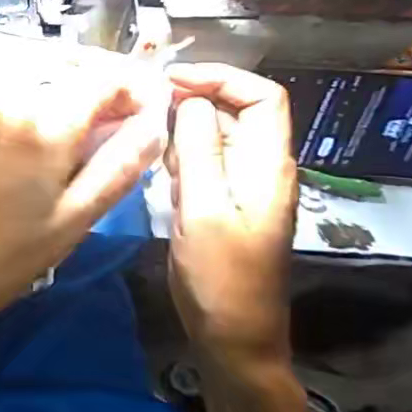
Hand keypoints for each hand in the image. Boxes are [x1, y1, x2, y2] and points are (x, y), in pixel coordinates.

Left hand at [0, 74, 166, 365]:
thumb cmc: (6, 254)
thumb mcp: (76, 217)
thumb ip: (121, 164)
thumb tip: (156, 123)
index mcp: (43, 119)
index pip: (105, 76)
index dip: (138, 89)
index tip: (156, 116)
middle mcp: (11, 101)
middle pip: (73, 75)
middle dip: (108, 93)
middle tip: (131, 130)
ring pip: (45, 87)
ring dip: (76, 102)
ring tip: (97, 142)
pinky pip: (17, 103)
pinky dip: (45, 112)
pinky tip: (53, 147)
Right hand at [165, 63, 297, 383]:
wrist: (232, 335)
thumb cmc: (221, 275)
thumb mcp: (204, 208)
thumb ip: (198, 150)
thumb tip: (188, 101)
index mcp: (267, 165)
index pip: (261, 95)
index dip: (220, 77)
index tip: (171, 80)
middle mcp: (259, 167)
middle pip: (234, 110)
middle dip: (191, 101)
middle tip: (144, 108)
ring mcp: (240, 185)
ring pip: (212, 135)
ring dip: (180, 130)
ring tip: (147, 139)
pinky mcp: (221, 201)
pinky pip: (200, 162)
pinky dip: (177, 156)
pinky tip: (156, 171)